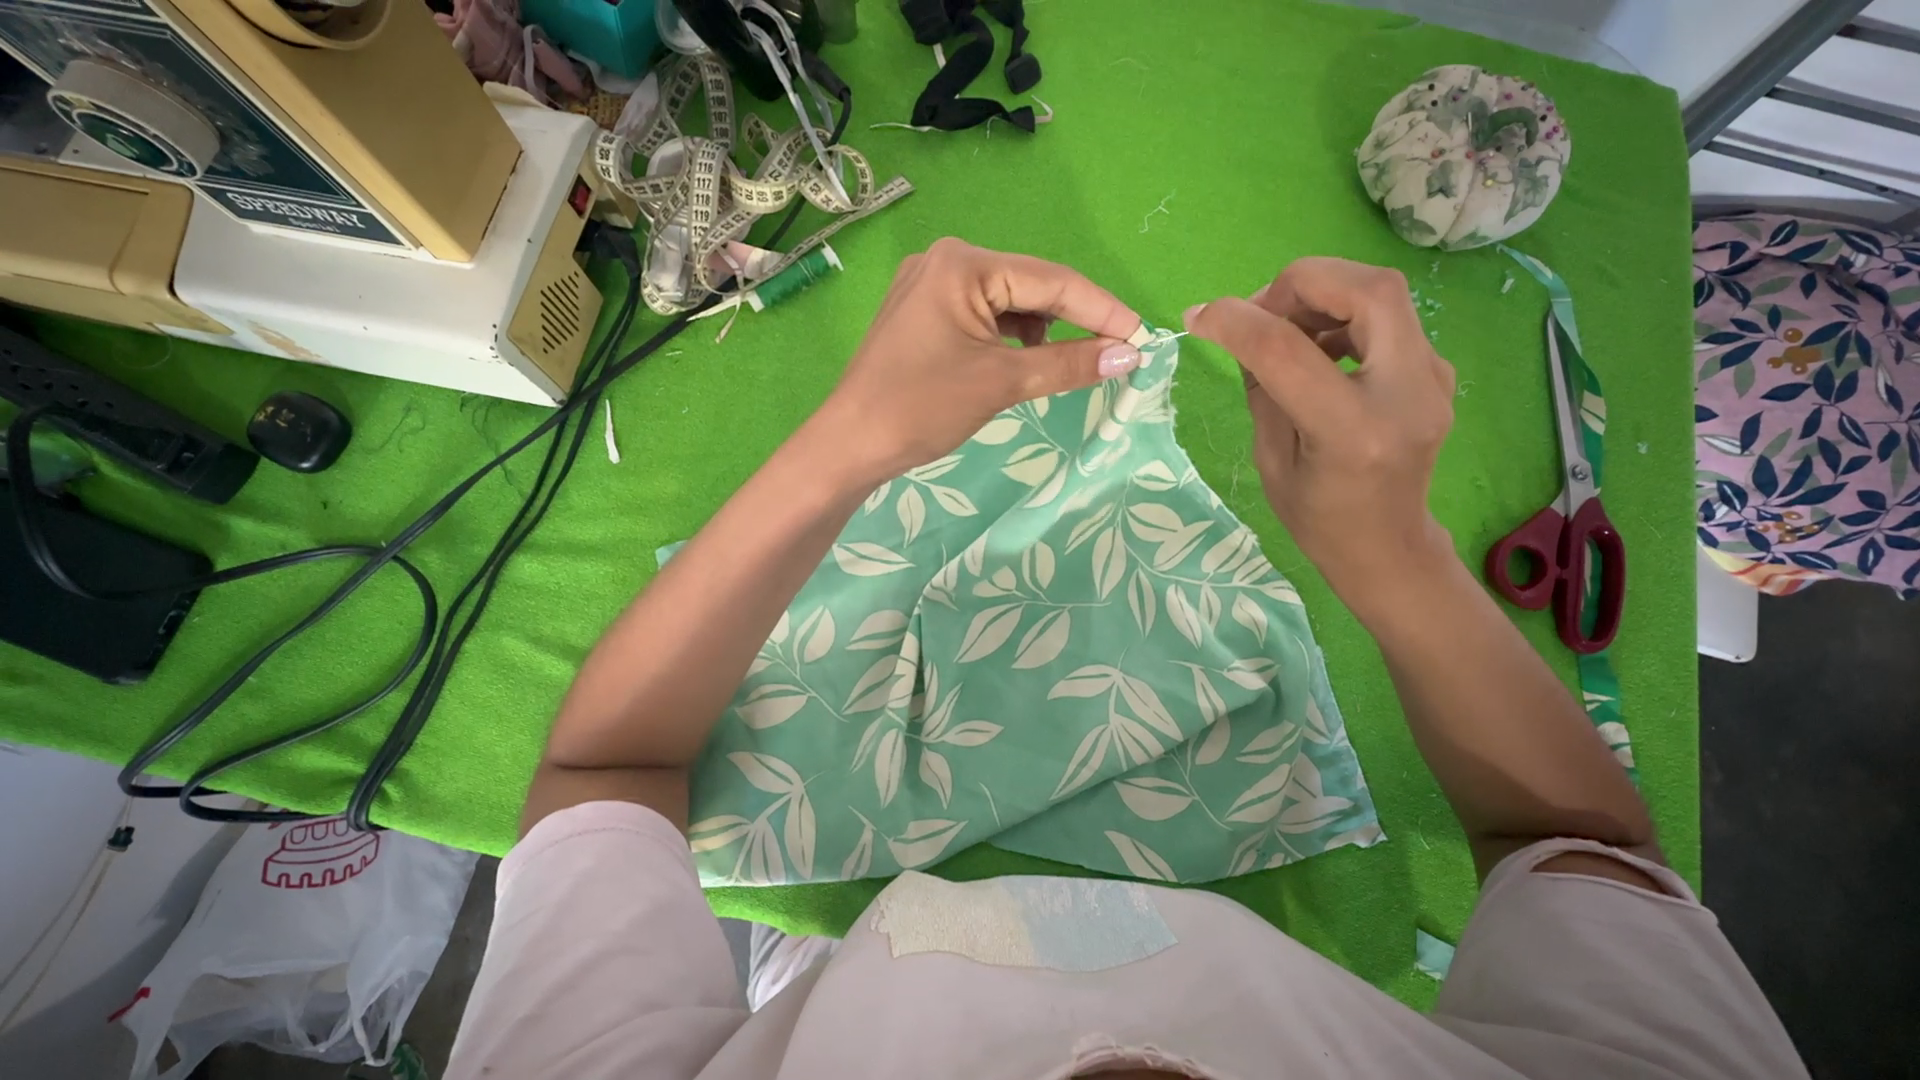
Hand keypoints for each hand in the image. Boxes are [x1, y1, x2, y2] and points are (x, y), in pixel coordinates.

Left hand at [814, 238, 1141, 482]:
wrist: (849, 444)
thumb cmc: (921, 408)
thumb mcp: (1001, 384)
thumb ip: (1068, 364)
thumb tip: (1129, 355)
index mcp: (963, 265)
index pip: (1051, 280)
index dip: (1101, 310)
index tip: (1142, 337)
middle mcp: (946, 260)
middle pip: (1030, 286)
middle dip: (1073, 320)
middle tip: (1116, 354)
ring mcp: (930, 284)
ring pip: (1008, 302)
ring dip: (1042, 331)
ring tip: (1064, 365)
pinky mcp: (923, 312)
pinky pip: (983, 315)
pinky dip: (1010, 337)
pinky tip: (1023, 361)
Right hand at [1185, 257, 1457, 620]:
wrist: (1389, 548)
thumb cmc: (1319, 519)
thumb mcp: (1271, 460)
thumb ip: (1262, 388)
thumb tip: (1240, 330)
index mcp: (1353, 433)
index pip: (1289, 350)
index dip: (1236, 323)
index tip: (1200, 318)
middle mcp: (1405, 396)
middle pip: (1368, 289)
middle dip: (1301, 283)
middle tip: (1260, 311)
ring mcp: (1432, 380)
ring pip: (1382, 292)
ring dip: (1323, 294)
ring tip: (1283, 329)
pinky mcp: (1434, 372)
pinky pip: (1387, 319)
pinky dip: (1343, 314)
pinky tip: (1317, 346)